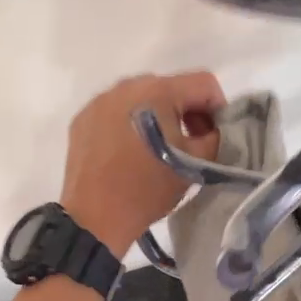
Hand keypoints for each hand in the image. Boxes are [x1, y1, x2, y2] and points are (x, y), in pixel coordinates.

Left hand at [60, 72, 224, 256]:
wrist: (96, 217)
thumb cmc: (148, 189)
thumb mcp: (196, 164)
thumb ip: (215, 136)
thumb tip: (212, 128)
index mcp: (158, 91)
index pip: (204, 83)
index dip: (217, 108)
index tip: (212, 135)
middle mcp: (127, 86)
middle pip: (171, 88)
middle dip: (185, 112)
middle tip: (186, 145)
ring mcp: (100, 101)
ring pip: (141, 99)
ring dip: (156, 117)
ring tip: (155, 150)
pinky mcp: (82, 118)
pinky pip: (116, 112)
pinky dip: (128, 124)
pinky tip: (127, 152)